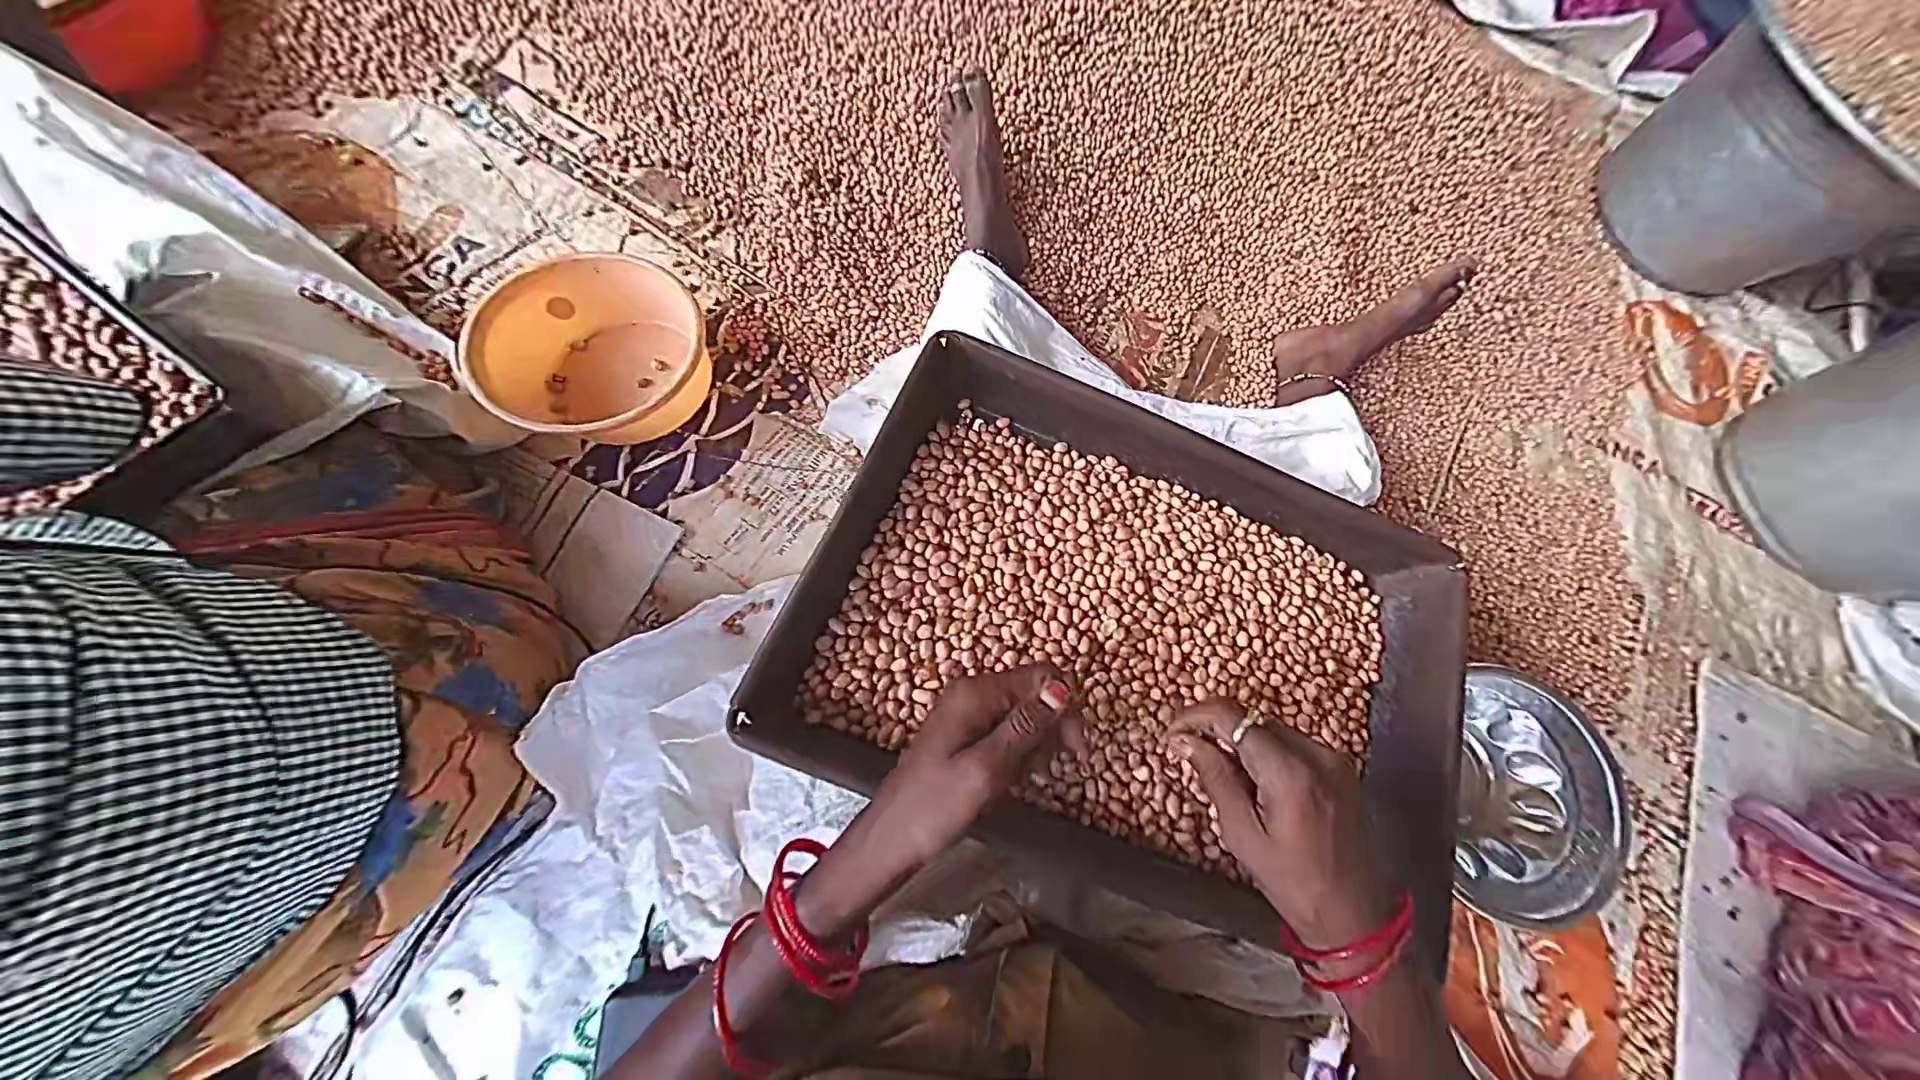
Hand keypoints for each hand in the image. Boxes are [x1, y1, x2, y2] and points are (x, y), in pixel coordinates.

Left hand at [798, 664, 1084, 935]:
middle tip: (1049, 771)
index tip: (1076, 750)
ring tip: (1023, 779)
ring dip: (1036, 747)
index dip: (1066, 709)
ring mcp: (968, 713)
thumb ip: (1025, 727)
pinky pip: (1007, 733)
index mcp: (976, 693)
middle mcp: (972, 694)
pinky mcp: (966, 734)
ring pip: (1025, 716)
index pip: (1042, 677)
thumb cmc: (935, 806)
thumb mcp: (987, 767)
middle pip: (1035, 694)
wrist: (892, 837)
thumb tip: (1061, 689)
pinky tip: (1011, 779)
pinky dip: (1018, 755)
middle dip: (1052, 731)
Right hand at [1170, 700, 1394, 949]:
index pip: (1232, 717)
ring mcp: (1333, 758)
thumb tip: (1185, 740)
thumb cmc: (1295, 884)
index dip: (1194, 717)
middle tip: (1191, 756)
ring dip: (1238, 742)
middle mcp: (1317, 755)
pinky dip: (1263, 752)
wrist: (1357, 915)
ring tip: (1227, 779)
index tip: (1173, 732)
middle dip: (1215, 730)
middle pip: (1250, 718)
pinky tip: (1255, 784)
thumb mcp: (1242, 835)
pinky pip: (1288, 742)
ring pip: (1267, 728)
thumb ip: (1214, 777)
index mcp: (1291, 773)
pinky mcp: (1339, 766)